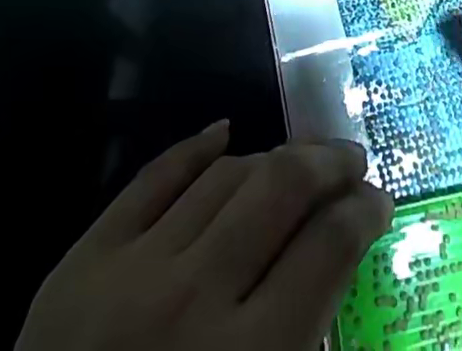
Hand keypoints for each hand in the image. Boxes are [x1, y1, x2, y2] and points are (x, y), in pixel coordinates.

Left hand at [17, 122, 394, 350]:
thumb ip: (306, 338)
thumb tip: (342, 257)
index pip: (329, 246)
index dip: (366, 210)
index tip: (378, 200)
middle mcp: (195, 298)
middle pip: (282, 188)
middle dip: (330, 163)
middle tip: (351, 161)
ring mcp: (134, 270)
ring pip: (227, 175)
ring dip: (276, 157)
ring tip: (299, 160)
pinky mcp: (83, 259)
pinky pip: (154, 177)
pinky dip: (196, 147)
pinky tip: (226, 131)